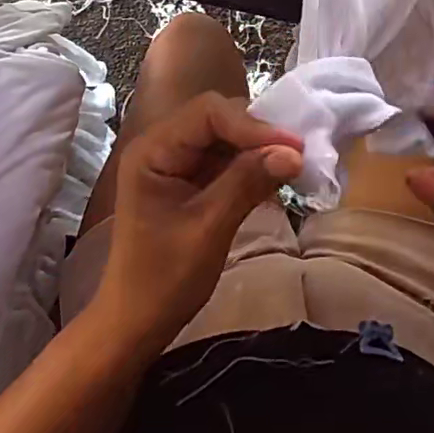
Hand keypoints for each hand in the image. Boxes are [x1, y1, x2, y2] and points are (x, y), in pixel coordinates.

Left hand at [88, 92, 304, 356]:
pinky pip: (221, 159)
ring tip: (292, 164)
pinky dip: (247, 165)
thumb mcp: (209, 229)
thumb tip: (293, 153)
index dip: (252, 125)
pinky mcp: (185, 179)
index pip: (206, 113)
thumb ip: (246, 183)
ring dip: (256, 148)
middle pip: (214, 118)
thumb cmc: (164, 279)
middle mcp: (159, 145)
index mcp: (152, 150)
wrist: (135, 319)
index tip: (293, 147)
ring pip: (222, 137)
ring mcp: (172, 162)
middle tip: (297, 155)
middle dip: (256, 133)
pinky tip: (272, 176)